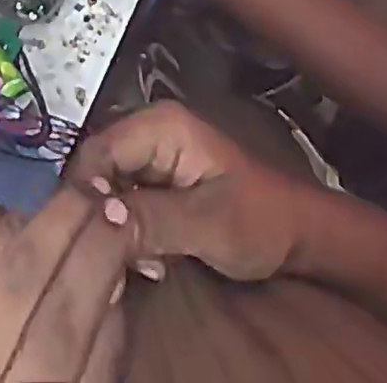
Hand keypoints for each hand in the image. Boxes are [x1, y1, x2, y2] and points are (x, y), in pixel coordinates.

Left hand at [0, 188, 133, 382]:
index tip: (124, 217)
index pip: (63, 321)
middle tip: (100, 192)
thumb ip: (107, 337)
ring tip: (68, 211)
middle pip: (22, 271)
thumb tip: (115, 262)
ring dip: (38, 215)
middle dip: (69, 219)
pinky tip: (17, 224)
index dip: (97, 259)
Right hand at [66, 102, 308, 282]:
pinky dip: (127, 229)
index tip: (95, 239)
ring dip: (116, 226)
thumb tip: (99, 218)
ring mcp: (150, 153)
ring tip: (143, 262)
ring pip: (105, 186)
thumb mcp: (209, 223)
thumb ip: (152, 217)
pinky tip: (148, 257)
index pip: (97, 150)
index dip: (88, 194)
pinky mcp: (152, 177)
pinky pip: (120, 198)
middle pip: (96, 167)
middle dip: (102, 214)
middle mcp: (147, 130)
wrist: (297, 234)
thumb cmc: (261, 220)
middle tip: (122, 258)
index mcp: (160, 125)